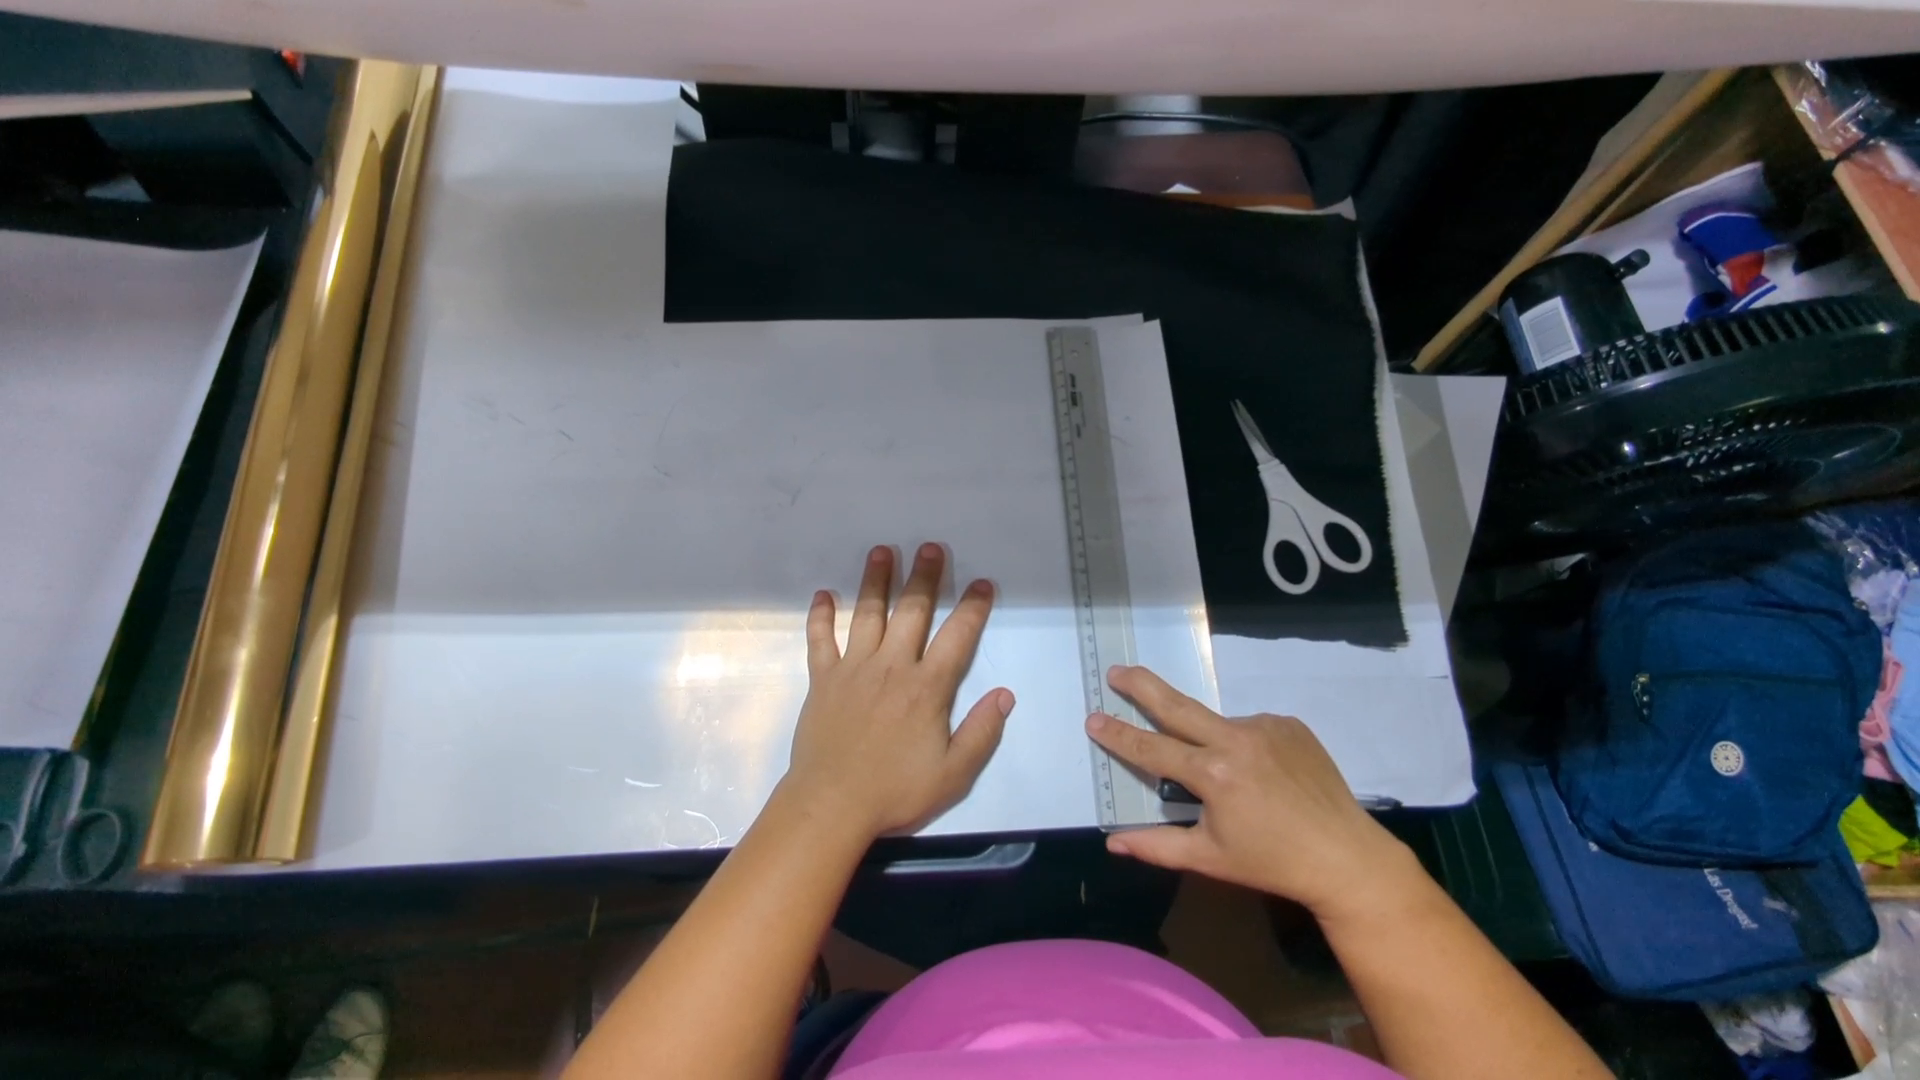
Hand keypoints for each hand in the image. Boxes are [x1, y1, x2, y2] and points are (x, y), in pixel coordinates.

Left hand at [782, 544, 1013, 839]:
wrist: (831, 806)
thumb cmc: (895, 791)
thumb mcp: (953, 774)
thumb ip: (982, 733)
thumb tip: (1004, 694)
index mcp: (927, 688)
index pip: (957, 637)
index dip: (973, 608)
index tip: (983, 583)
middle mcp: (891, 668)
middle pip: (912, 612)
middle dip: (924, 577)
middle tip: (931, 547)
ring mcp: (853, 669)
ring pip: (867, 615)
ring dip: (876, 581)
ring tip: (883, 551)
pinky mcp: (822, 680)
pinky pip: (820, 640)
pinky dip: (820, 616)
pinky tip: (823, 594)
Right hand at [1086, 666, 1416, 922]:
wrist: (1347, 857)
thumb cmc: (1271, 862)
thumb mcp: (1210, 858)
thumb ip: (1156, 846)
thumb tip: (1112, 842)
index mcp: (1213, 774)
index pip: (1152, 748)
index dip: (1118, 734)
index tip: (1093, 718)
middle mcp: (1236, 740)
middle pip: (1177, 706)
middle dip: (1142, 686)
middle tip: (1117, 671)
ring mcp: (1266, 727)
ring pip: (1218, 724)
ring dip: (1207, 739)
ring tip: (1231, 780)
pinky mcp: (1291, 724)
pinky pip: (1251, 728)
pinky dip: (1243, 744)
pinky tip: (1260, 773)